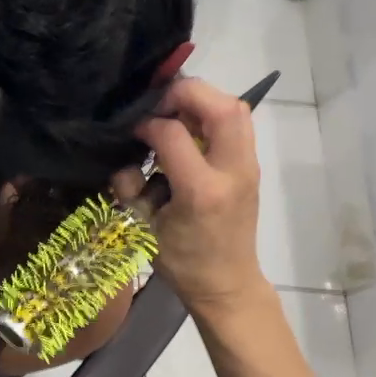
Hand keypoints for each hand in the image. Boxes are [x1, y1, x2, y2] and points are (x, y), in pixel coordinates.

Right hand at [113, 78, 272, 316]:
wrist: (226, 283)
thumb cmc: (181, 262)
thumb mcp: (143, 228)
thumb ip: (131, 188)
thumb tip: (125, 158)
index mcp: (201, 190)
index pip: (173, 133)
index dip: (147, 124)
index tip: (132, 131)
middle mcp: (232, 172)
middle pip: (221, 106)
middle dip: (185, 93)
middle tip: (157, 106)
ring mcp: (248, 167)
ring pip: (236, 109)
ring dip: (203, 101)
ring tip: (173, 114)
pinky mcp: (250, 167)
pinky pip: (237, 125)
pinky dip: (212, 115)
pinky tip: (188, 131)